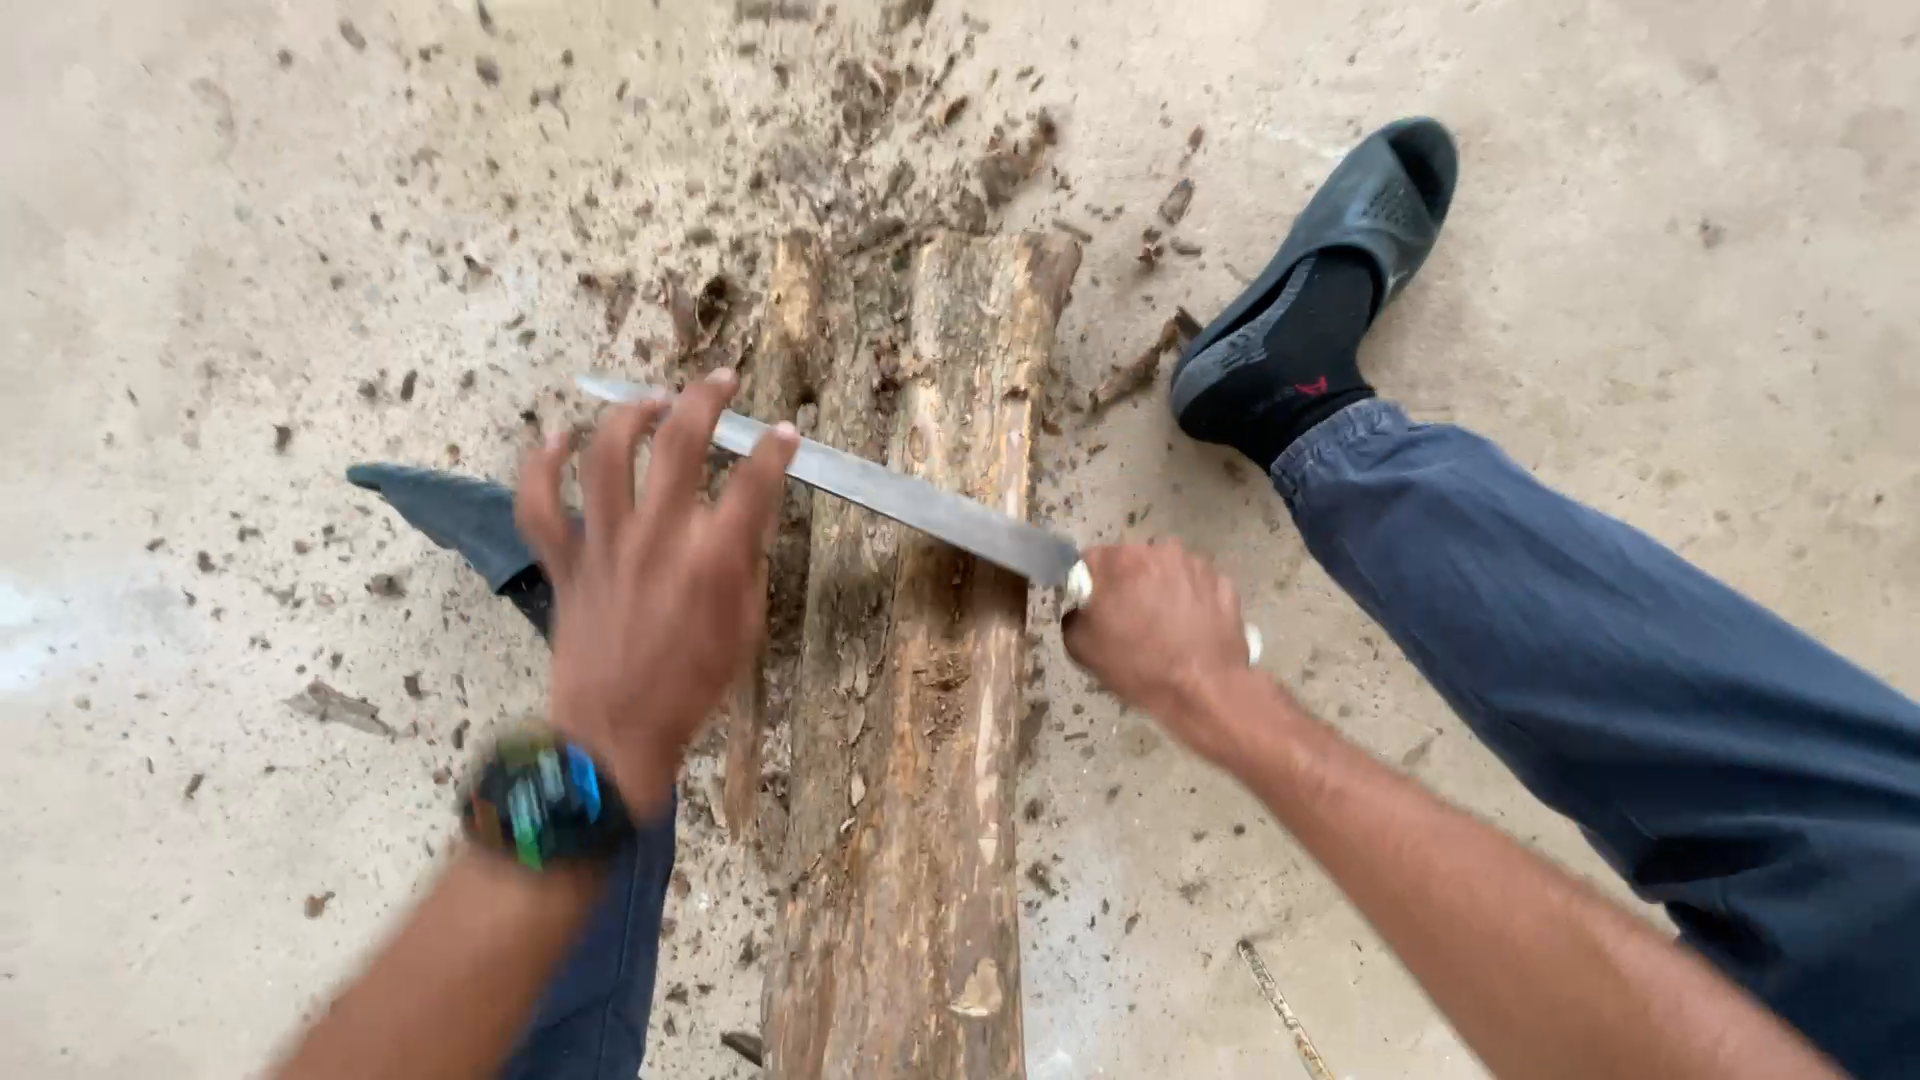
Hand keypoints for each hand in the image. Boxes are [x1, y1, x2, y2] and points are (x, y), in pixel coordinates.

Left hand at [513, 368, 797, 812]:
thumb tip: (742, 518)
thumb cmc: (695, 683)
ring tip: (651, 399)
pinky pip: (539, 502)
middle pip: (680, 444)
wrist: (617, 730)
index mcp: (714, 559)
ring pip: (608, 454)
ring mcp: (605, 544)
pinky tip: (558, 436)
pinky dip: (541, 463)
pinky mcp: (566, 561)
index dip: (776, 449)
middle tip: (720, 380)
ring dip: (631, 414)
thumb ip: (746, 562)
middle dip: (706, 399)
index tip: (785, 433)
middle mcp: (659, 537)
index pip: (756, 482)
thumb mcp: (747, 624)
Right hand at [1062, 542, 1253, 762]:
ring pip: (1167, 569)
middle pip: (1132, 560)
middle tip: (1130, 616)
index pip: (1091, 560)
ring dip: (1162, 587)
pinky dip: (1192, 599)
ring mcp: (1196, 565)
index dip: (1090, 583)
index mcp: (1119, 561)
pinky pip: (1197, 585)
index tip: (1096, 605)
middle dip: (1128, 582)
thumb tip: (1082, 609)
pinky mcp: (1223, 583)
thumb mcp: (1081, 648)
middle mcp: (1158, 551)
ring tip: (1165, 623)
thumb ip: (1073, 616)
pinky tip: (1191, 627)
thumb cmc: (1138, 666)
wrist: (1204, 689)